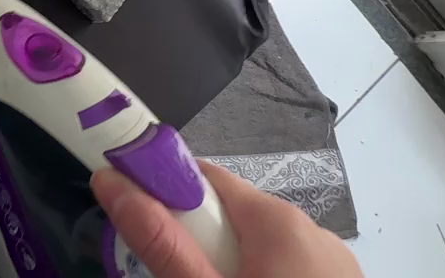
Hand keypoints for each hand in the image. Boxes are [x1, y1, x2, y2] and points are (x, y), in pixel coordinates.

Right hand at [93, 160, 362, 277]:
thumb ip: (160, 242)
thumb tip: (108, 178)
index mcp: (279, 220)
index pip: (201, 177)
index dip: (164, 196)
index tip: (145, 234)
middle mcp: (313, 234)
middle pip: (227, 217)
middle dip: (196, 245)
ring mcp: (337, 271)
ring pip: (255, 250)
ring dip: (224, 270)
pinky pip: (285, 274)